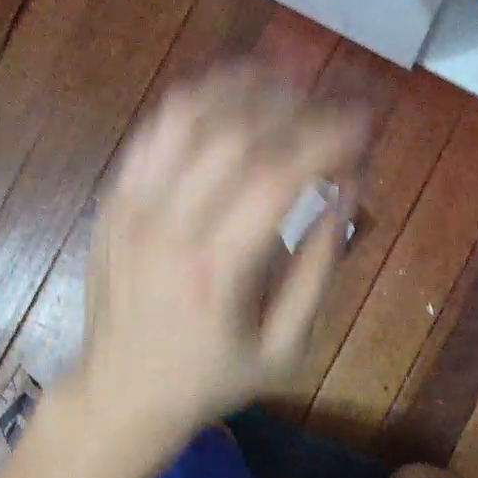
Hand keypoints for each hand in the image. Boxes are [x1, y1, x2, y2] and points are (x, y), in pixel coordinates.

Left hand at [72, 65, 366, 442]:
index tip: (363, 124)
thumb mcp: (286, 349)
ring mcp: (131, 206)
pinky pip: (156, 129)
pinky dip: (199, 100)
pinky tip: (234, 97)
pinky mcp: (114, 197)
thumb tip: (347, 195)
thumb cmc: (213, 376)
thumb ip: (320, 271)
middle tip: (333, 108)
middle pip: (235, 134)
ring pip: (189, 115)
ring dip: (246, 89)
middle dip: (296, 109)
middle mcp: (167, 226)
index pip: (277, 176)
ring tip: (291, 84)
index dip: (326, 139)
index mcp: (216, 271)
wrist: (121, 393)